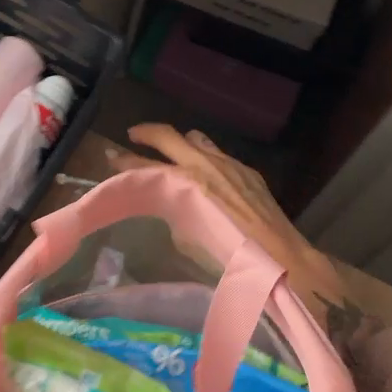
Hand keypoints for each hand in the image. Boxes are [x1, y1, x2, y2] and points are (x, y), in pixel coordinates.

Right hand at [112, 123, 352, 335]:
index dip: (125, 162)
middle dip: (147, 134)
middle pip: (169, 136)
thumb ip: (174, 213)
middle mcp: (205, 164)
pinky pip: (219, 154)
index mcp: (186, 183)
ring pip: (197, 139)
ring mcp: (229, 163)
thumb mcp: (188, 238)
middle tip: (133, 136)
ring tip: (173, 150)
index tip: (111, 159)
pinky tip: (209, 175)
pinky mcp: (248, 171)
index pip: (146, 166)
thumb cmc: (229, 257)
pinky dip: (206, 158)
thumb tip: (170, 204)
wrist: (281, 257)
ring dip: (181, 142)